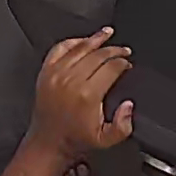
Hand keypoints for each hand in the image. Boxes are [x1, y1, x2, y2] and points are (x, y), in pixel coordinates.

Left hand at [25, 28, 134, 163]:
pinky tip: (82, 40)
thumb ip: (123, 125)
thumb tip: (129, 105)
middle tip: (124, 50)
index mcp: (88, 95)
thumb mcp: (107, 140)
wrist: (48, 142)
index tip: (128, 63)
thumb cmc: (75, 138)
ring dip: (96, 39)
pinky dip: (72, 41)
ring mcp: (56, 74)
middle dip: (115, 49)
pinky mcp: (46, 72)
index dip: (123, 62)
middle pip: (99, 54)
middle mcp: (71, 81)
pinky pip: (60, 49)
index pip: (111, 67)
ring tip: (108, 33)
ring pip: (80, 47)